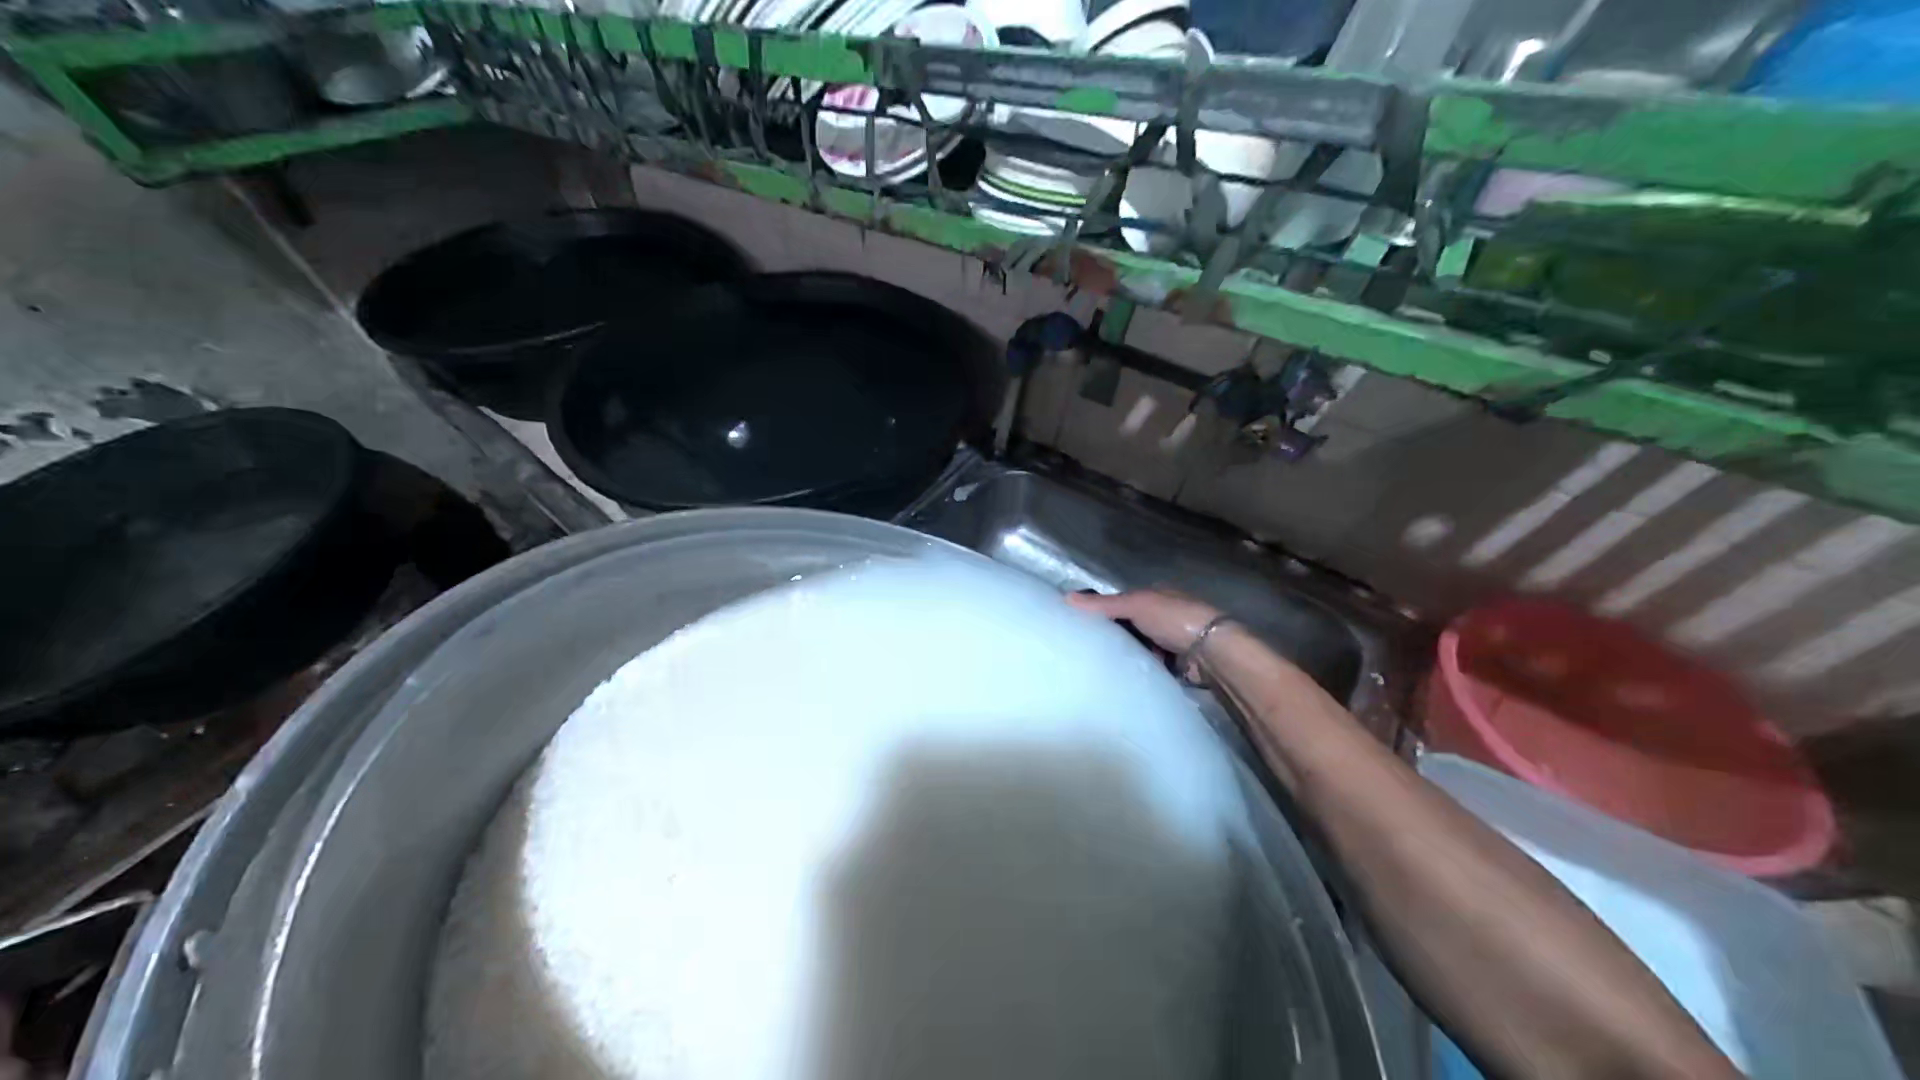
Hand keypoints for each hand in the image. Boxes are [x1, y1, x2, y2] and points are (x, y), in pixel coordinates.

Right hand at [1065, 589, 1222, 653]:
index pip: (1125, 601)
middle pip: (1132, 625)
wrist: (1212, 651)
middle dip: (1116, 635)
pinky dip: (1142, 667)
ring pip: (1141, 646)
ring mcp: (1173, 640)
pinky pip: (1152, 664)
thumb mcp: (1135, 605)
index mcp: (1158, 594)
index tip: (1085, 625)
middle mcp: (1166, 615)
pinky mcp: (1178, 663)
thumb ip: (1103, 605)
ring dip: (1129, 653)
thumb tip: (1066, 598)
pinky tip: (1125, 674)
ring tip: (1103, 663)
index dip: (1106, 611)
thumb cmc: (1174, 619)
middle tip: (1090, 647)